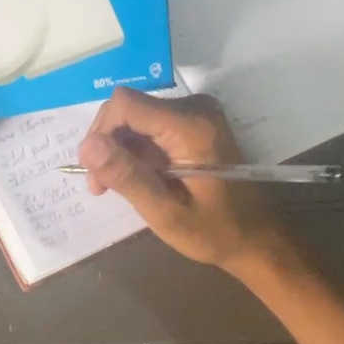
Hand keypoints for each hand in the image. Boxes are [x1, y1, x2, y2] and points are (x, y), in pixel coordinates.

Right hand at [77, 88, 285, 273]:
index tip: (95, 172)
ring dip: (118, 149)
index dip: (101, 133)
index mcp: (191, 127)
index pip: (124, 105)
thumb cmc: (215, 231)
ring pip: (134, 116)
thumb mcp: (166, 213)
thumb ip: (127, 177)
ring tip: (113, 185)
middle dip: (106, 144)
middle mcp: (194, 107)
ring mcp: (196, 111)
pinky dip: (134, 148)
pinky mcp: (193, 120)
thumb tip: (86, 147)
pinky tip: (134, 176)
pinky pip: (148, 123)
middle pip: (127, 108)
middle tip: (100, 185)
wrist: (257, 239)